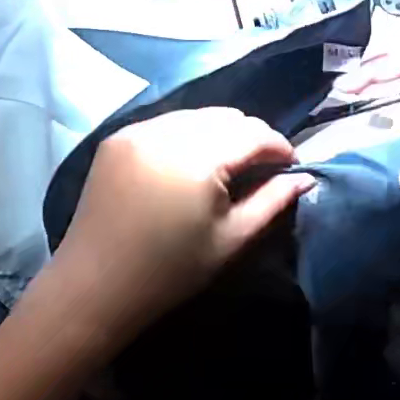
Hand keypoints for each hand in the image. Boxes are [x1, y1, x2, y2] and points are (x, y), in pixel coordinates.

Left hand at [35, 108, 312, 348]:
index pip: (253, 132)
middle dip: (249, 137)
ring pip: (194, 116)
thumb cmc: (170, 272)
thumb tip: (304, 177)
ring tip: (224, 165)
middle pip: (225, 116)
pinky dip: (184, 135)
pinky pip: (164, 123)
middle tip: (258, 168)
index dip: (279, 147)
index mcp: (197, 157)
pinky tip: (187, 163)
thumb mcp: (230, 239)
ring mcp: (136, 131)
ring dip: (217, 133)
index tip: (290, 167)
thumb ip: (272, 202)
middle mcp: (166, 132)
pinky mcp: (116, 138)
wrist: (95, 284)